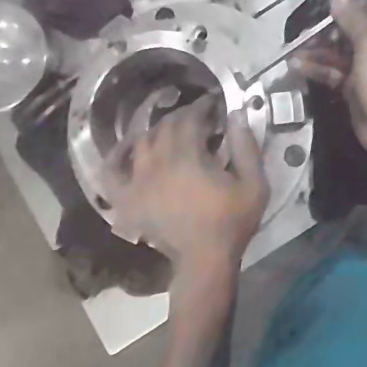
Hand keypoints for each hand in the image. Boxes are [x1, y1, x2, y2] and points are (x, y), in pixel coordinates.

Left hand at [114, 101, 268, 290]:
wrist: (205, 262)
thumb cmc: (231, 222)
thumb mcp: (254, 185)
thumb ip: (247, 147)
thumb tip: (236, 114)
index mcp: (187, 157)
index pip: (190, 118)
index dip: (202, 106)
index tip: (214, 104)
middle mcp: (157, 163)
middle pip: (165, 126)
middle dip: (184, 116)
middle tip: (200, 119)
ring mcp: (137, 181)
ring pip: (142, 142)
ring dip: (158, 131)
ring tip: (173, 134)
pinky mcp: (126, 199)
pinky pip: (111, 171)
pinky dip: (117, 155)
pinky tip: (128, 147)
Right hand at [292, 0, 366, 163]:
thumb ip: (352, 17)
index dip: (344, 4)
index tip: (320, 6)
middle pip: (348, 27)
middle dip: (324, 28)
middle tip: (301, 32)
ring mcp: (366, 65)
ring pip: (337, 50)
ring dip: (316, 50)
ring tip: (293, 51)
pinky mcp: (353, 85)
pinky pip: (332, 71)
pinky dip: (317, 68)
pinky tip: (296, 67)